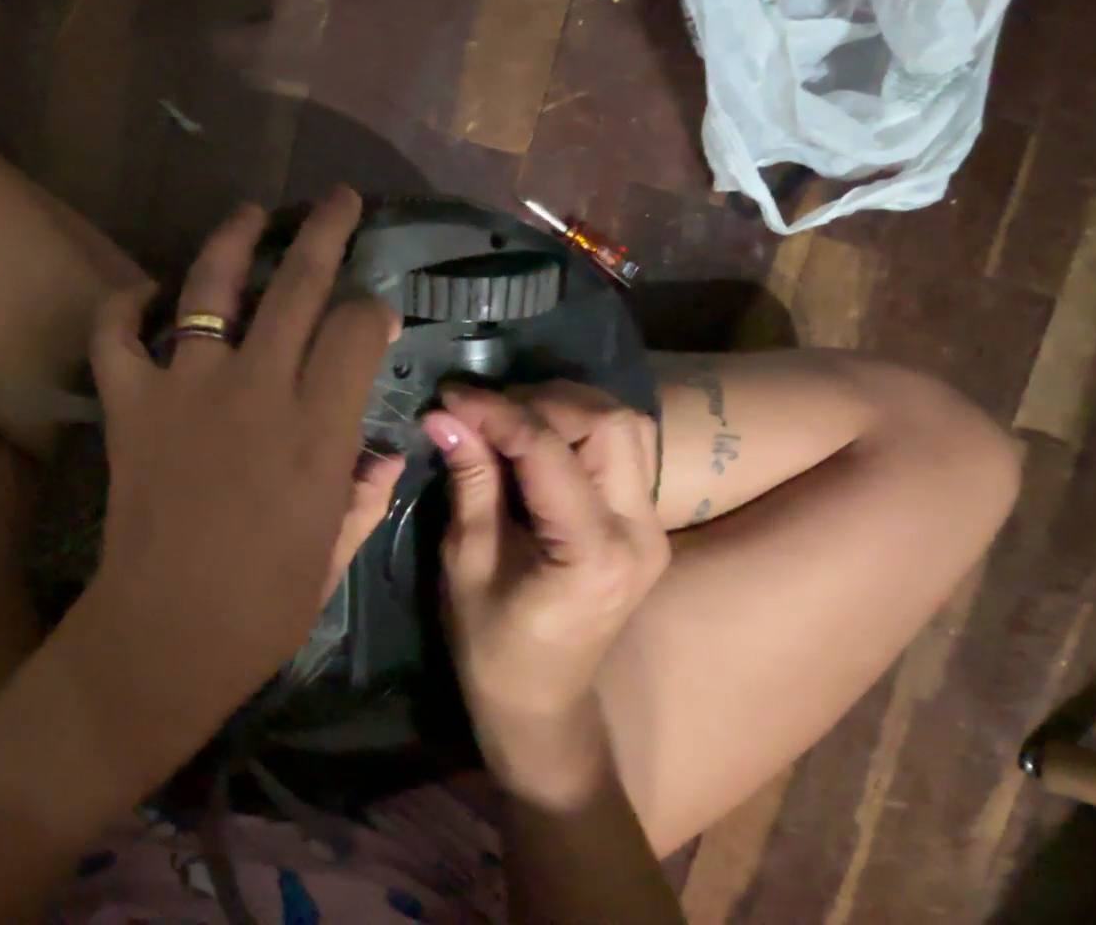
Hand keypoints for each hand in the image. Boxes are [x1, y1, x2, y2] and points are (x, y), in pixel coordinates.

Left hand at [85, 188, 398, 714]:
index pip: (357, 328)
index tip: (374, 309)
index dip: (372, 308)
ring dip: (234, 239)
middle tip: (340, 200)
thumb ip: (364, 491)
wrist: (166, 635)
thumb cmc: (264, 606)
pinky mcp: (129, 404)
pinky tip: (142, 295)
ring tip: (251, 213)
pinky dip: (123, 307)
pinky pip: (116, 334)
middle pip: (298, 284)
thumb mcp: (334, 552)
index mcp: (319, 427)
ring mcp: (187, 388)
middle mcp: (258, 388)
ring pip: (209, 286)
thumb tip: (388, 451)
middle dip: (326, 231)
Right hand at [423, 388, 668, 804]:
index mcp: (592, 553)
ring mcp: (651, 527)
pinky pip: (622, 450)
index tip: (450, 396)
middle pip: (611, 423)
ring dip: (565, 410)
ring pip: (626, 427)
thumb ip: (469, 481)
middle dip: (541, 401)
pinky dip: (577, 430)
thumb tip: (444, 415)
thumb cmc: (490, 645)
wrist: (541, 701)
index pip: (550, 451)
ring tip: (507, 421)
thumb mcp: (465, 562)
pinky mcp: (644, 523)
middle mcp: (639, 532)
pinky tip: (534, 441)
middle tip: (483, 410)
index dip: (497, 412)